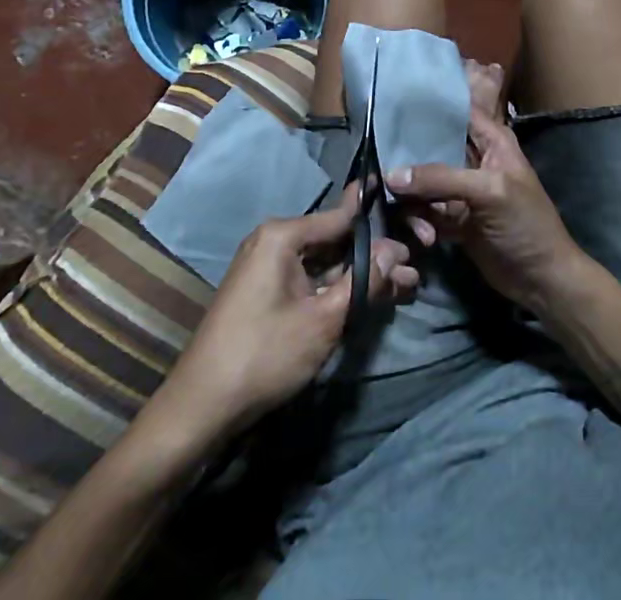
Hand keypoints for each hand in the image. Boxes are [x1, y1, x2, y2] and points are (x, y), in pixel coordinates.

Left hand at [158, 185, 419, 439]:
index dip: (378, 221)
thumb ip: (364, 280)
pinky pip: (312, 279)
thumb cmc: (266, 354)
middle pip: (336, 240)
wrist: (205, 403)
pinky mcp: (270, 292)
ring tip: (406, 287)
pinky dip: (340, 288)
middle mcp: (274, 242)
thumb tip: (396, 249)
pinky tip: (373, 298)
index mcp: (282, 236)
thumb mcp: (325, 318)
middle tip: (415, 270)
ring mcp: (270, 268)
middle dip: (376, 256)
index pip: (341, 215)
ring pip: (327, 263)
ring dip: (362, 276)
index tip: (413, 222)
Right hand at [386, 108, 583, 310]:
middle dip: (408, 161)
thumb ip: (441, 178)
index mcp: (491, 141)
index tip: (389, 111)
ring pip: (422, 183)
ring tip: (422, 227)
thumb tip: (391, 174)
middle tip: (382, 176)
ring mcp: (461, 190)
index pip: (456, 111)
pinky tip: (426, 237)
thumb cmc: (525, 225)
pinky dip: (420, 222)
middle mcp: (473, 160)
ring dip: (414, 204)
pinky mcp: (452, 218)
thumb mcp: (488, 192)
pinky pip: (424, 211)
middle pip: (430, 147)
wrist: (541, 279)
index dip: (426, 109)